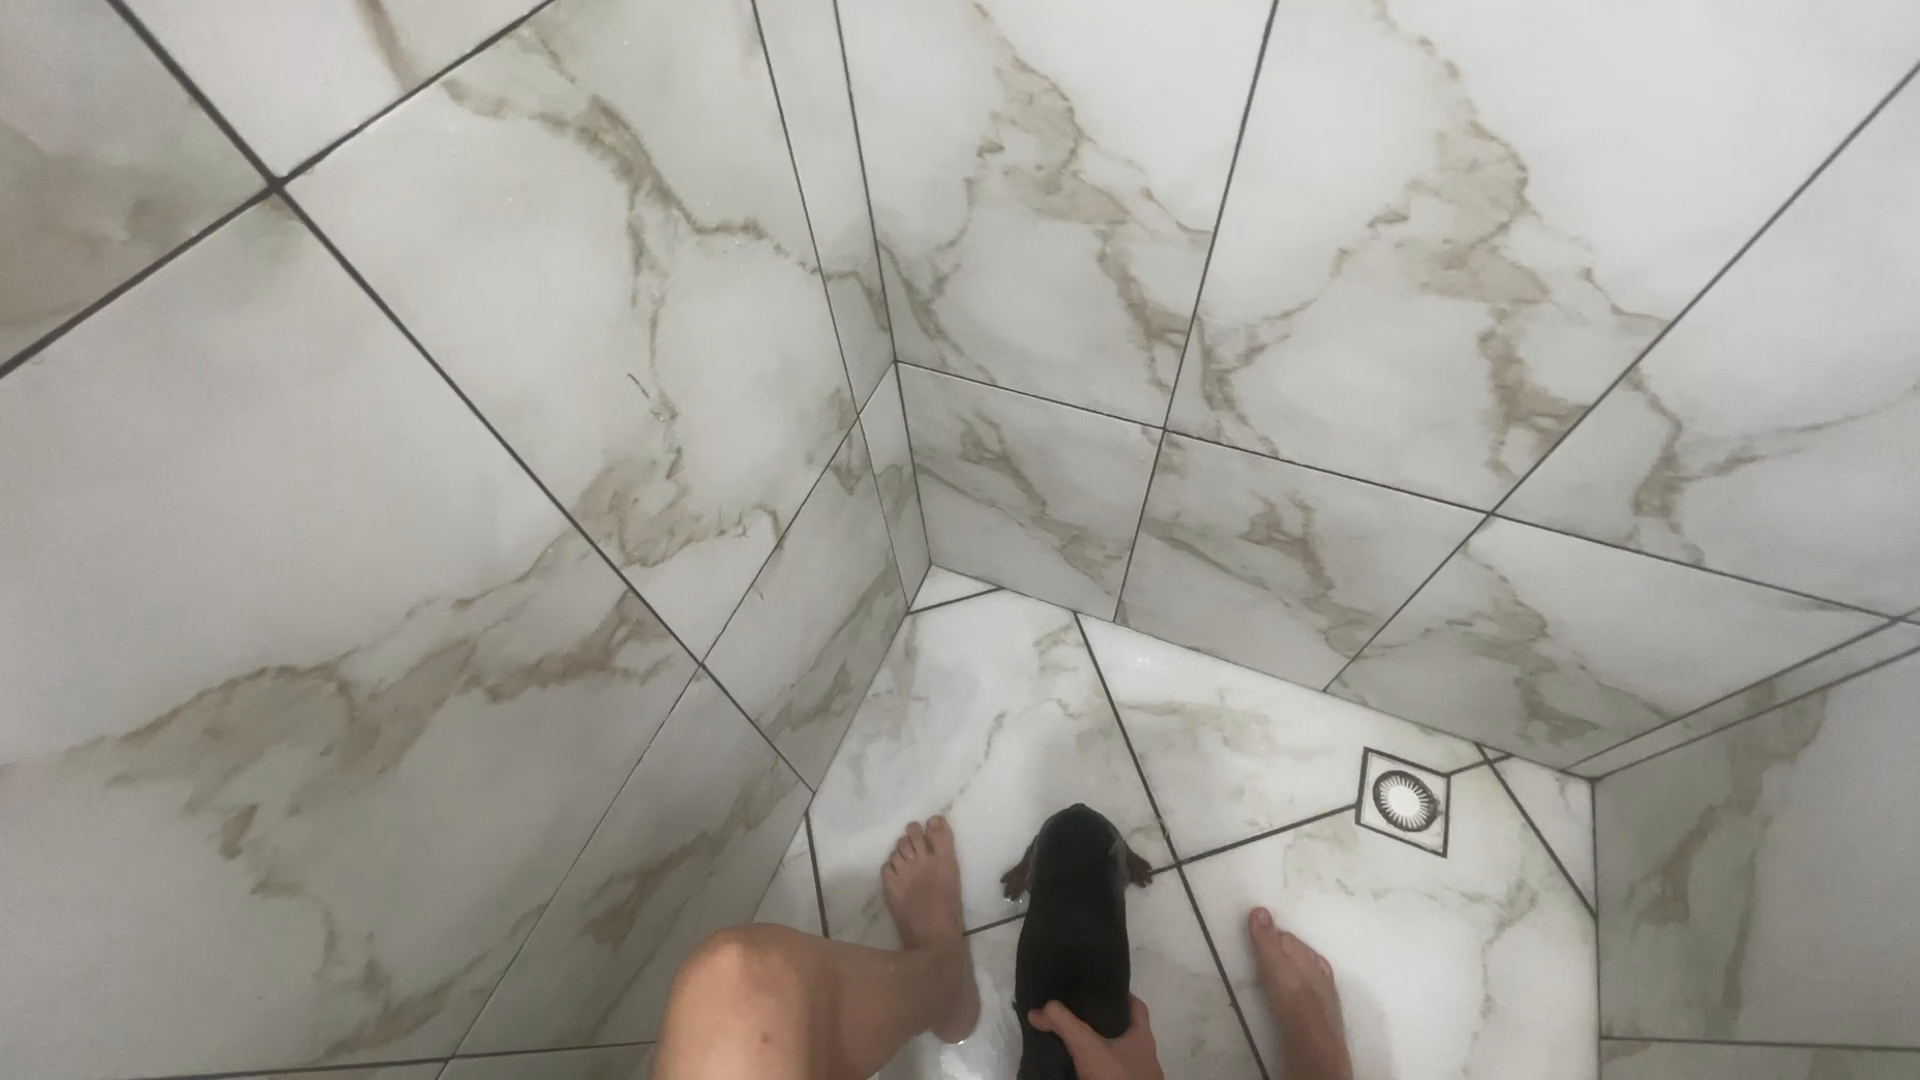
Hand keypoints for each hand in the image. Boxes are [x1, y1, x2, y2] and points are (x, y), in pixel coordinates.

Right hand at [1028, 995, 1164, 1079]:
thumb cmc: (1115, 1078)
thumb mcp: (1086, 1045)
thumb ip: (1063, 1022)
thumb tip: (1037, 1009)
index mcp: (1143, 1037)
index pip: (1135, 1005)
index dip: (1118, 994)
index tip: (1097, 987)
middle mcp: (1144, 1057)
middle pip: (1124, 1030)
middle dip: (1101, 1021)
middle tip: (1075, 1011)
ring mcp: (1136, 1078)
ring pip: (1115, 1055)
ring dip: (1096, 1048)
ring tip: (1071, 1038)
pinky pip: (1108, 1074)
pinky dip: (1094, 1070)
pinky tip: (1075, 1068)